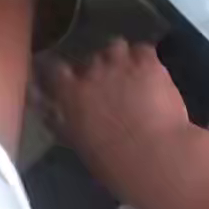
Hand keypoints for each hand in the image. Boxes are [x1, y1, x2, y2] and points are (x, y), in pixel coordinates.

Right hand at [44, 39, 200, 208]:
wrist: (154, 156)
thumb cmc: (114, 162)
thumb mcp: (79, 144)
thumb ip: (64, 122)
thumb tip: (54, 114)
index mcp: (71, 94)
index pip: (55, 69)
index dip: (61, 72)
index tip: (65, 77)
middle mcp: (92, 71)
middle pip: (90, 58)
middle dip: (98, 69)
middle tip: (109, 86)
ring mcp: (121, 63)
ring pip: (115, 46)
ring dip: (120, 57)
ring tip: (130, 72)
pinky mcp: (149, 63)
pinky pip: (143, 49)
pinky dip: (145, 58)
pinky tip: (151, 72)